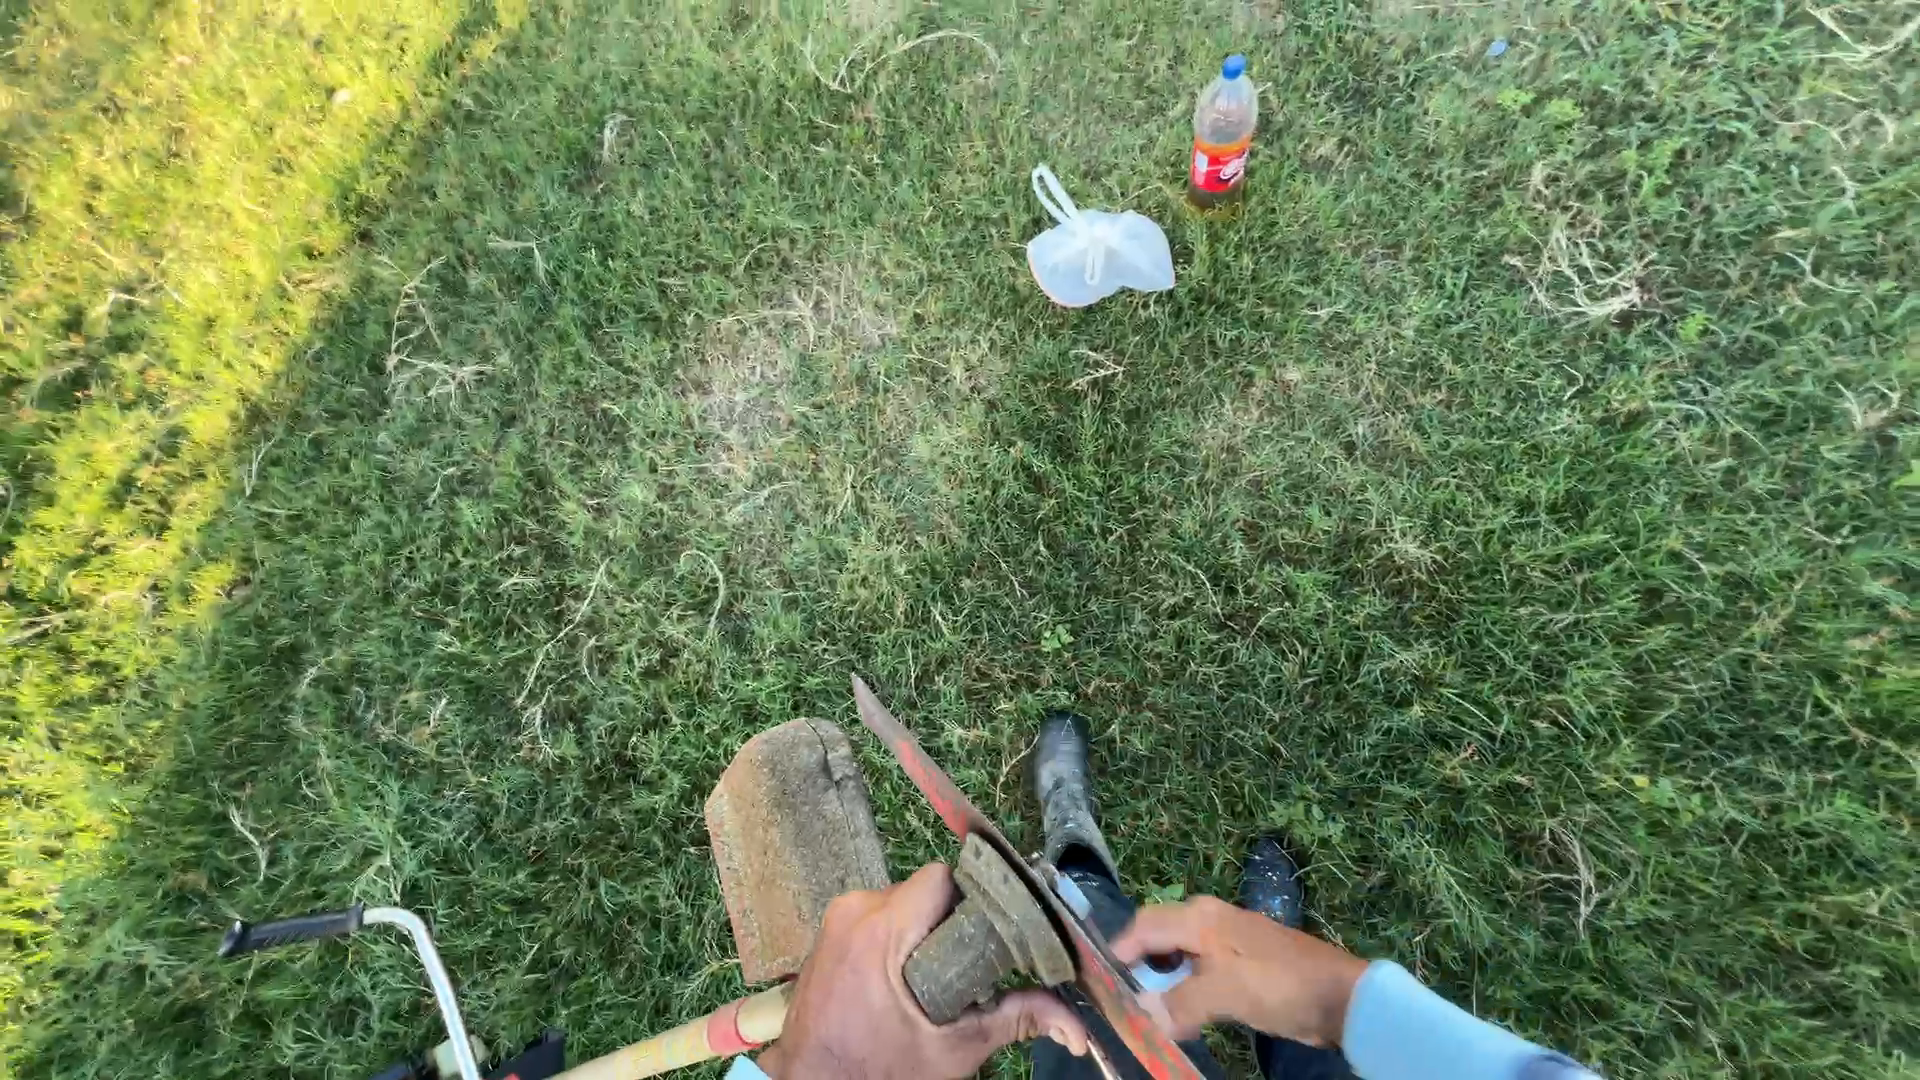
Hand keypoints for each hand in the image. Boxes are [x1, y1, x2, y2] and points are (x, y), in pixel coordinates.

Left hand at [755, 863, 1087, 1077]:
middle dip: (949, 921)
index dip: (972, 898)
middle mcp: (855, 908)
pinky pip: (877, 913)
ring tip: (935, 975)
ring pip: (901, 900)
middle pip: (924, 890)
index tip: (989, 933)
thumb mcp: (951, 1051)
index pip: (941, 878)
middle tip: (966, 965)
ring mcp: (837, 915)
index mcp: (882, 928)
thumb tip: (1074, 1024)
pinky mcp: (828, 927)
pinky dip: (897, 935)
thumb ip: (1012, 1020)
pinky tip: (904, 974)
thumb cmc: (878, 1072)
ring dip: (923, 929)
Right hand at [1112, 896, 1367, 1047]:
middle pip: (1155, 936)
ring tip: (1145, 1008)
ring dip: (1159, 979)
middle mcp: (1204, 919)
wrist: (1340, 996)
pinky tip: (1178, 1011)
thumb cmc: (1279, 984)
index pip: (1144, 925)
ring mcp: (1221, 940)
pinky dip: (1180, 986)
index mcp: (1198, 917)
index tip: (1101, 979)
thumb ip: (1182, 1000)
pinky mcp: (1235, 962)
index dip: (1121, 950)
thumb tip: (1142, 1013)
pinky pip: (1193, 969)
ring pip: (1174, 954)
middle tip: (1120, 997)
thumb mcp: (1228, 993)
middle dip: (1137, 965)